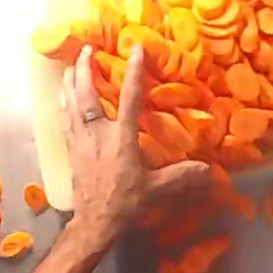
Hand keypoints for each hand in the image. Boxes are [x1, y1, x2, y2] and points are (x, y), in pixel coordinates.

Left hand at [62, 45, 211, 247]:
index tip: (136, 48)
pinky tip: (62, 98)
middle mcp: (96, 135)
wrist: (94, 223)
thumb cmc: (124, 204)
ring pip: (70, 105)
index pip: (128, 99)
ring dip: (69, 83)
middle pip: (86, 95)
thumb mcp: (156, 190)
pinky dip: (64, 105)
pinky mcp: (70, 152)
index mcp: (120, 139)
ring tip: (68, 66)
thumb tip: (210, 171)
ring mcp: (79, 142)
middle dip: (84, 69)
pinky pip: (64, 121)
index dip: (133, 73)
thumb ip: (181, 176)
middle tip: (86, 48)